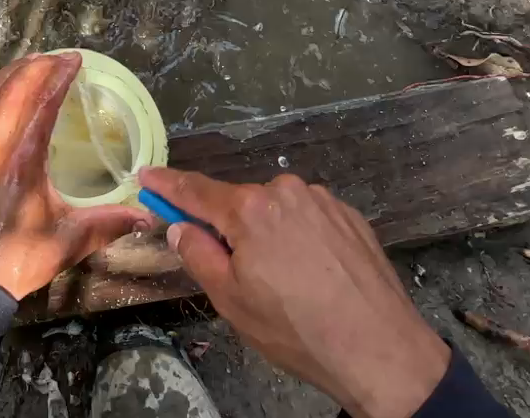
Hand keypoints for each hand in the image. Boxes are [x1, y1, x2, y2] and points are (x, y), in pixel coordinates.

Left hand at [0, 52, 155, 299]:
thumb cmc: (21, 258)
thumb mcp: (71, 240)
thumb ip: (110, 222)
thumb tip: (148, 214)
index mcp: (22, 159)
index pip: (42, 102)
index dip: (59, 76)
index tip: (75, 60)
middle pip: (13, 88)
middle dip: (37, 66)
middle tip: (59, 58)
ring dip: (10, 75)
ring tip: (32, 65)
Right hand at [139, 168, 449, 417]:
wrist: (384, 354)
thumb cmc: (297, 330)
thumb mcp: (232, 301)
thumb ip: (198, 254)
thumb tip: (181, 226)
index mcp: (249, 208)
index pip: (195, 189)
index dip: (166, 184)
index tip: (145, 175)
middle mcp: (284, 191)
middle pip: (239, 203)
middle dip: (228, 226)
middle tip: (233, 268)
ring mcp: (321, 200)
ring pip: (276, 210)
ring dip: (267, 232)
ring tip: (284, 280)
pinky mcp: (350, 216)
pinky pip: (308, 218)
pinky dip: (299, 236)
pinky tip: (312, 273)